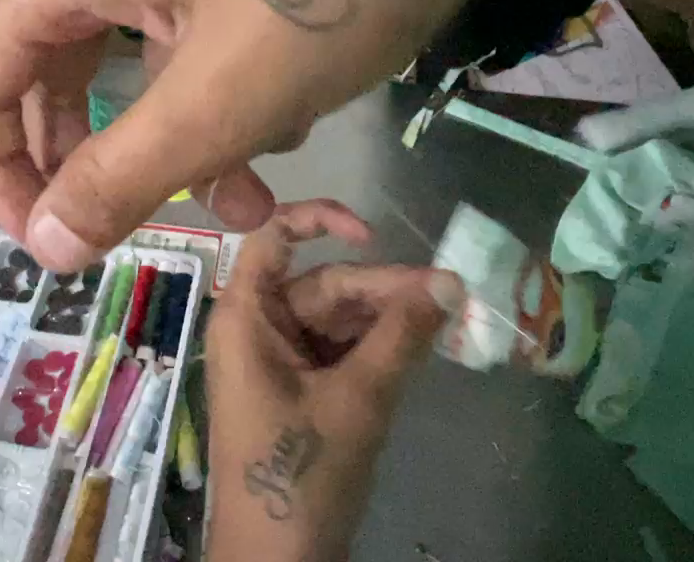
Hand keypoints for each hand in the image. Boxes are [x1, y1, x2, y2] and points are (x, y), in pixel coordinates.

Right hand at [0, 0, 597, 270]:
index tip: (53, 247)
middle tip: (138, 231)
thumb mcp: (223, 92)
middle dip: (93, 165)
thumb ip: (124, 173)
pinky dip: (224, 95)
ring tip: (251, 202)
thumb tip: (45, 246)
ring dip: (178, 143)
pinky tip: (288, 122)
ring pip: (138, 66)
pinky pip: (196, 37)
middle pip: (52, 74)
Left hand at [205, 200, 458, 561]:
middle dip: (381, 290)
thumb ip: (401, 337)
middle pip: (320, 285)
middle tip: (448, 294)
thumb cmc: (300, 474)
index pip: (273, 238)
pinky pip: (335, 350)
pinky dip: (373, 349)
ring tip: (445, 319)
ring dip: (385, 320)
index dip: (317, 220)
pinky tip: (419, 347)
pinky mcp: (295, 388)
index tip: (371, 230)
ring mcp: (274, 359)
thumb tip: (448, 281)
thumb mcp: (357, 401)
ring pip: (334, 319)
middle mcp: (255, 326)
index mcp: (246, 315)